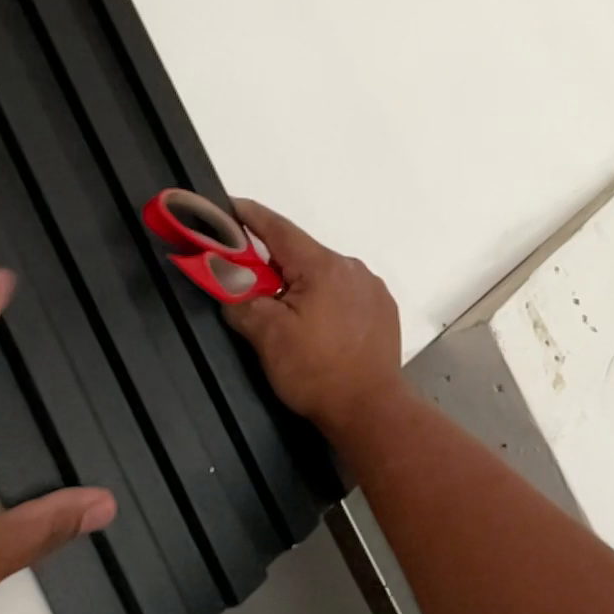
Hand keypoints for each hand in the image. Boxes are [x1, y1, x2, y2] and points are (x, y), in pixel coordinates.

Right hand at [223, 200, 406, 437]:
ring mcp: (371, 287)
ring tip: (287, 318)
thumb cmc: (316, 371)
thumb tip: (232, 285)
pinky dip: (326, 300)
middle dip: (274, 265)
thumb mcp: (267, 336)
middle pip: (302, 255)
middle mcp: (352, 267)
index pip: (280, 229)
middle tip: (249, 284)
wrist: (371, 407)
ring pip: (325, 276)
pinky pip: (345, 293)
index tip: (231, 206)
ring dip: (302, 286)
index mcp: (323, 266)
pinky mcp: (382, 308)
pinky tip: (319, 328)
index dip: (252, 217)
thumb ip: (243, 301)